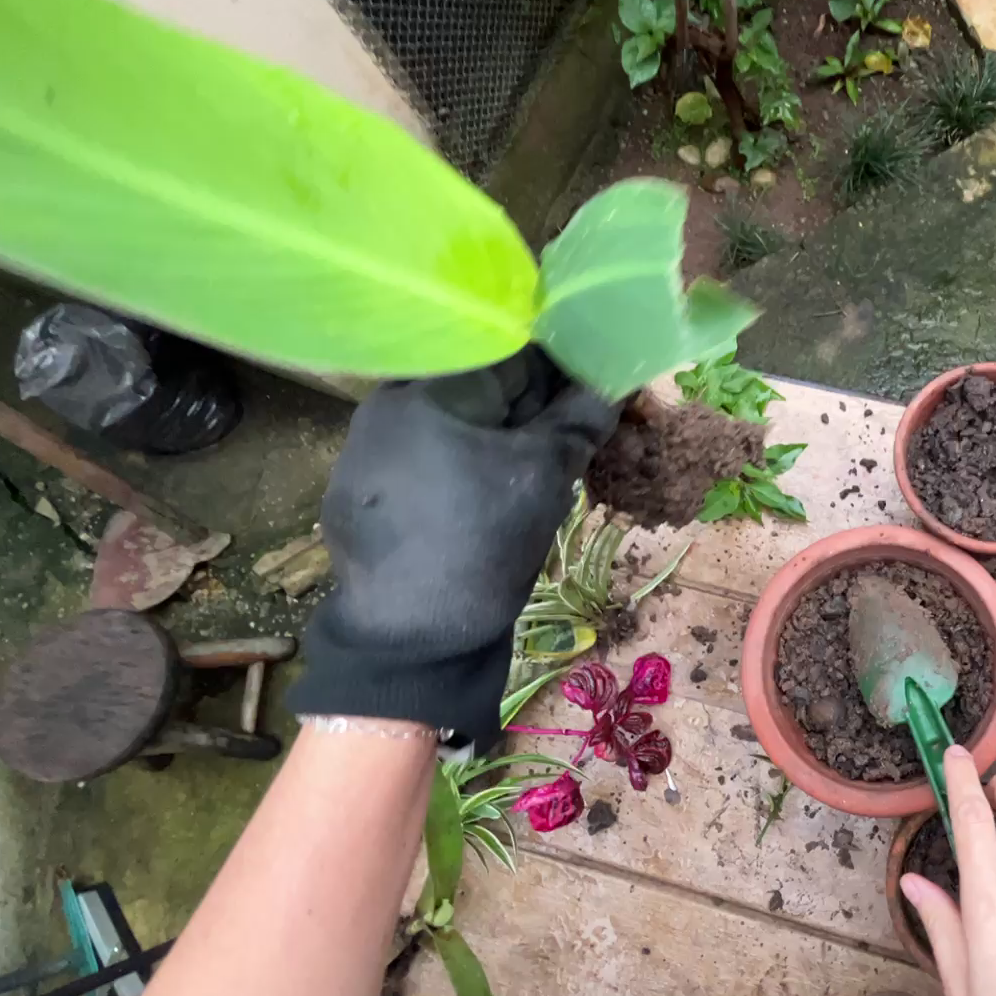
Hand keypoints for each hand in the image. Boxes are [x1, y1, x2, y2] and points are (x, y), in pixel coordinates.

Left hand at [289, 349, 618, 747]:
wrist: (413, 638)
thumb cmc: (483, 544)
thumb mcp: (546, 477)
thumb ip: (583, 418)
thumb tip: (622, 375)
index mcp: (427, 393)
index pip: (513, 357)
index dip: (566, 367)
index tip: (601, 383)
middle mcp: (389, 408)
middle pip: (486, 390)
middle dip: (540, 406)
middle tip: (586, 426)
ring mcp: (374, 450)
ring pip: (466, 425)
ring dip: (514, 436)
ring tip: (553, 461)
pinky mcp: (373, 489)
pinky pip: (441, 456)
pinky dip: (480, 461)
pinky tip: (507, 487)